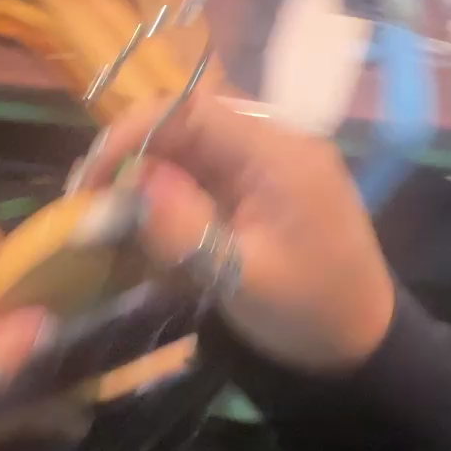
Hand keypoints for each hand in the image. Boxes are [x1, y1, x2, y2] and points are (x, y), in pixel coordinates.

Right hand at [72, 93, 394, 374]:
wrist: (362, 339)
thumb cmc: (309, 311)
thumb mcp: (243, 279)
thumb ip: (185, 229)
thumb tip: (129, 182)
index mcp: (278, 152)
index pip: (191, 111)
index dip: (132, 132)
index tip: (92, 176)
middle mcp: (271, 140)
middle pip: (184, 122)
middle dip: (131, 153)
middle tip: (89, 197)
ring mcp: (264, 158)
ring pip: (186, 143)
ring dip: (143, 170)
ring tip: (106, 208)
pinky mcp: (256, 180)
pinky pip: (200, 167)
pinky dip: (165, 186)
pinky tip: (142, 214)